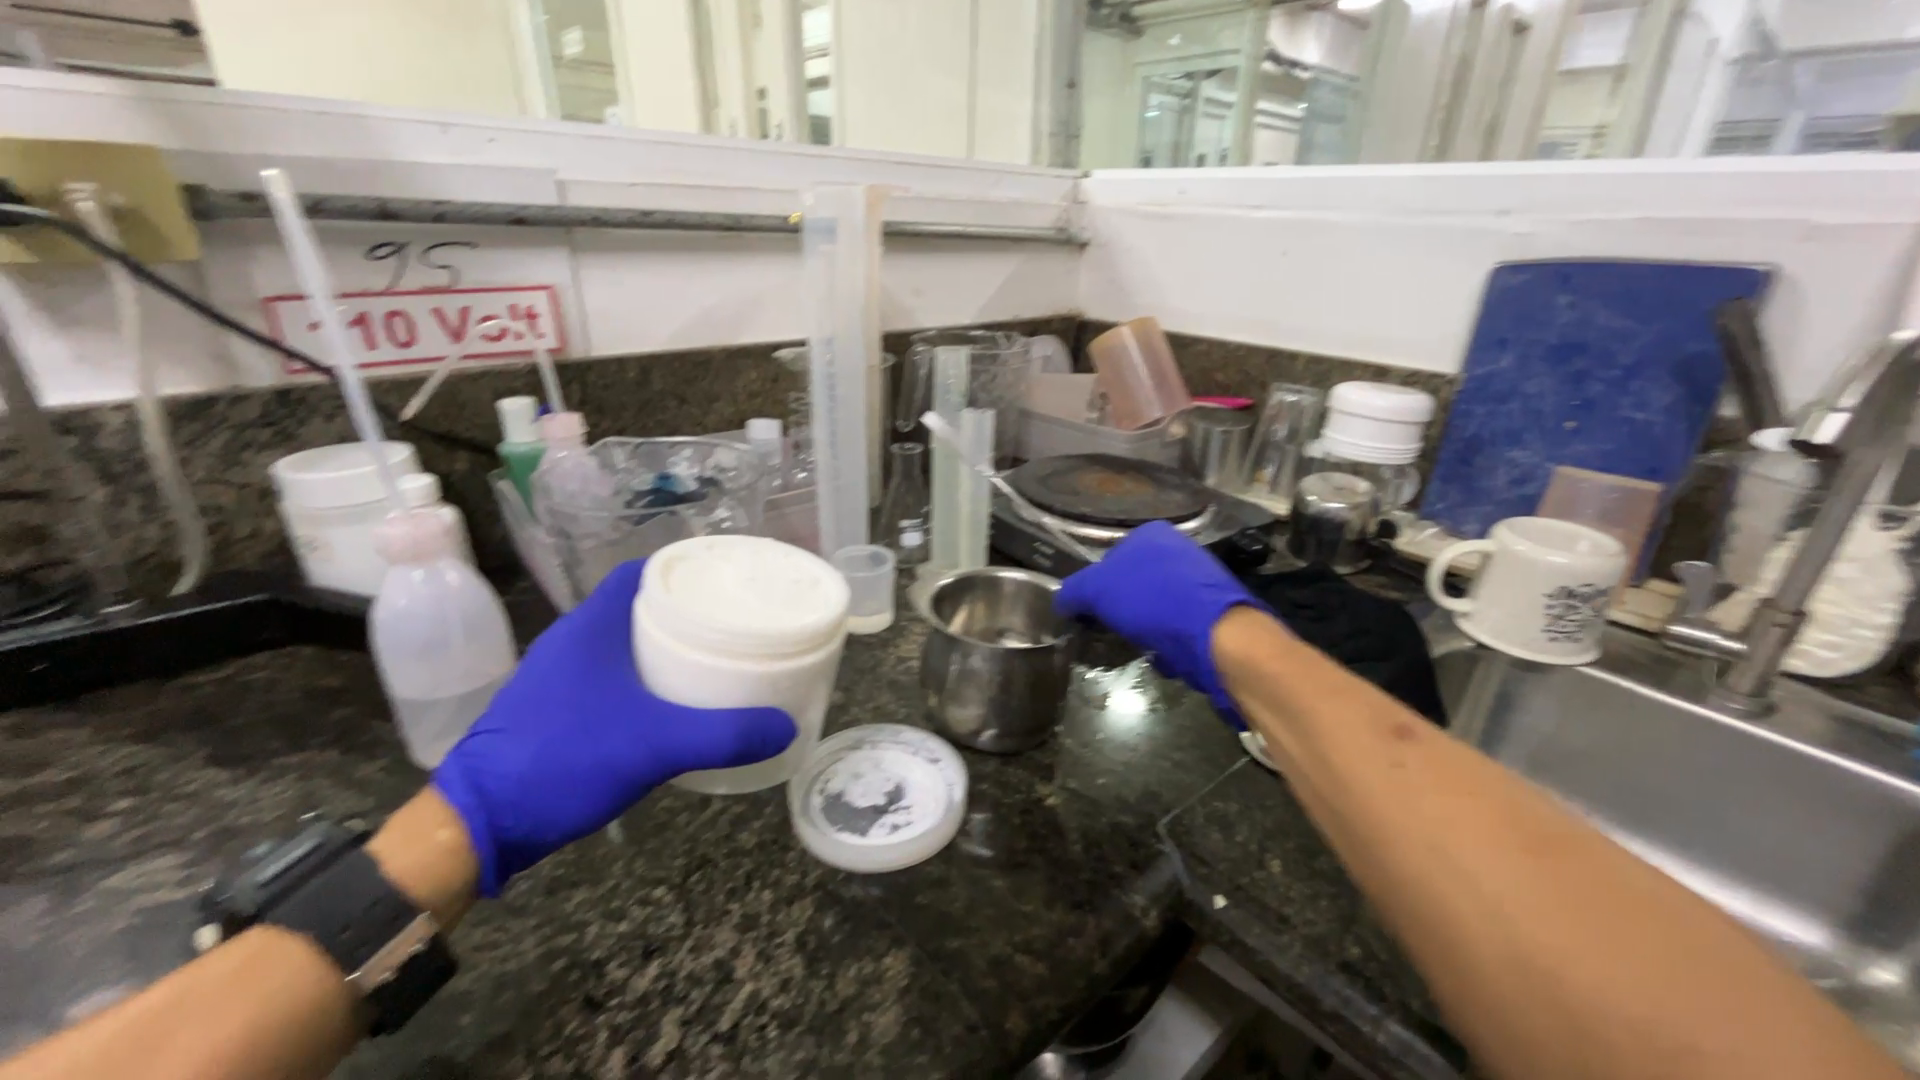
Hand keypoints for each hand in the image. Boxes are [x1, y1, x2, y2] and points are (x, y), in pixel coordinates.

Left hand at [432, 560, 796, 895]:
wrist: (479, 822)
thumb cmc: (563, 760)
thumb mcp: (656, 746)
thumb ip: (724, 735)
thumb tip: (785, 727)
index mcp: (593, 626)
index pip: (643, 572)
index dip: (685, 571)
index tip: (728, 582)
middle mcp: (573, 640)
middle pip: (639, 607)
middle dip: (686, 611)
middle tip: (735, 623)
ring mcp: (559, 677)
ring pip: (624, 644)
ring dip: (665, 648)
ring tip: (715, 661)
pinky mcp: (555, 710)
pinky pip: (612, 677)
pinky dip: (645, 680)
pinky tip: (673, 706)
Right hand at [1055, 521, 1270, 724]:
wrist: (1216, 636)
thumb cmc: (1151, 601)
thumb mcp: (1095, 590)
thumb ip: (1072, 591)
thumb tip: (1061, 600)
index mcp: (1151, 534)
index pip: (1109, 559)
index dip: (1096, 589)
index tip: (1089, 613)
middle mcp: (1178, 550)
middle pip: (1132, 585)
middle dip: (1121, 611)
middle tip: (1111, 631)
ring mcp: (1199, 581)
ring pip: (1154, 608)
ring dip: (1143, 629)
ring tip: (1139, 645)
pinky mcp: (1213, 612)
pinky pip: (1176, 627)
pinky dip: (1167, 642)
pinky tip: (1165, 654)